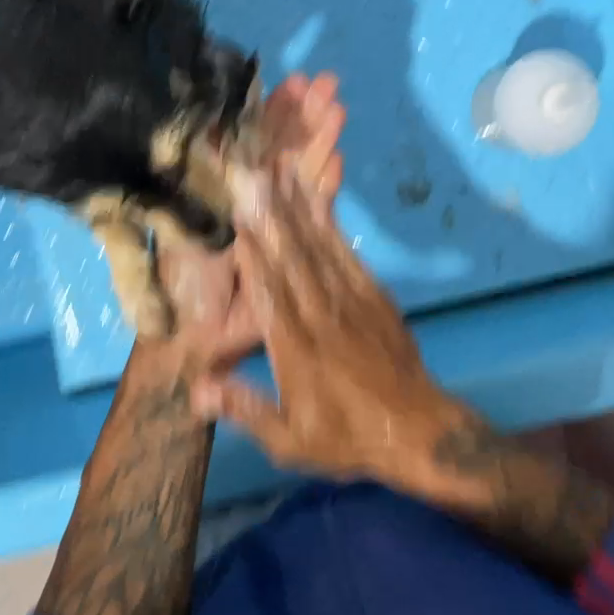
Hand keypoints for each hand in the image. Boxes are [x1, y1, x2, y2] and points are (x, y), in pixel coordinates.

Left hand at [157, 73, 344, 335]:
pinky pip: (317, 208)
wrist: (199, 335)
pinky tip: (339, 159)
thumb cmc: (183, 280)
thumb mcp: (183, 222)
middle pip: (283, 148)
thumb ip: (206, 180)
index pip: (249, 140)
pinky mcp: (300, 243)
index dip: (270, 111)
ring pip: (303, 170)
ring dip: (320, 139)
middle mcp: (251, 195)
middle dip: (304, 115)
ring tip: (338, 107)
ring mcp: (277, 218)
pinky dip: (327, 184)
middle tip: (326, 82)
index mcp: (221, 186)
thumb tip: (219, 127)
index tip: (291, 82)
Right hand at [192, 163, 473, 499]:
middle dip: (271, 214)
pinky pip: (349, 256)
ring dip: (298, 209)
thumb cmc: (346, 438)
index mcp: (295, 348)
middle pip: (291, 257)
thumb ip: (244, 408)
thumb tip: (197, 390)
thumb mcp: (289, 440)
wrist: (416, 430)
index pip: (267, 290)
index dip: (251, 251)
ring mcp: (352, 302)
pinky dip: (332, 227)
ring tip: (281, 175)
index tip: (235, 215)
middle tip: (254, 174)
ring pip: (319, 248)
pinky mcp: (377, 297)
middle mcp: (321, 315)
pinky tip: (320, 204)